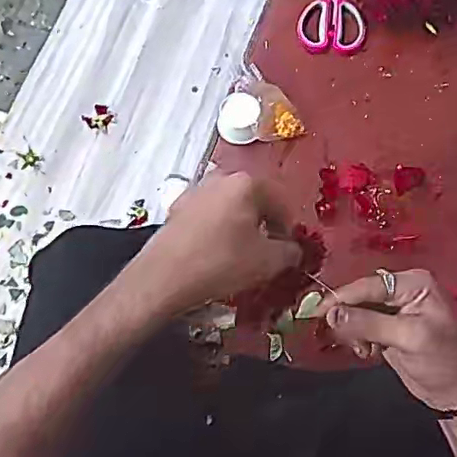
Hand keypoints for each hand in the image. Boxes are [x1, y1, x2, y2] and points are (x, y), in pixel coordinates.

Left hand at [122, 172, 301, 317]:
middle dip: (265, 224)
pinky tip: (217, 253)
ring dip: (242, 226)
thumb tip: (293, 250)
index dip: (289, 227)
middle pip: (255, 200)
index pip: (281, 201)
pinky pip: (210, 215)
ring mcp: (196, 191)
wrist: (163, 278)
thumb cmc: (220, 263)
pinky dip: (219, 229)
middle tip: (268, 251)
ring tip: (242, 254)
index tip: (288, 249)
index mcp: (247, 183)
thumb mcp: (268, 262)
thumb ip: (290, 251)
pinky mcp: (178, 208)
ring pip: (231, 206)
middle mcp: (221, 178)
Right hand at [321, 269, 456, 409]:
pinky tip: (368, 352)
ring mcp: (396, 308)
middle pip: (361, 295)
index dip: (342, 297)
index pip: (370, 284)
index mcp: (414, 283)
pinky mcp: (388, 326)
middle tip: (342, 338)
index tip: (316, 310)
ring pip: (358, 311)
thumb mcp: (408, 339)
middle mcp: (404, 289)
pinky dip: (359, 338)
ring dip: (354, 331)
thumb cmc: (441, 360)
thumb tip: (331, 314)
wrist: (456, 392)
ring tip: (364, 350)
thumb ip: (369, 323)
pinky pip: (362, 325)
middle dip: (349, 317)